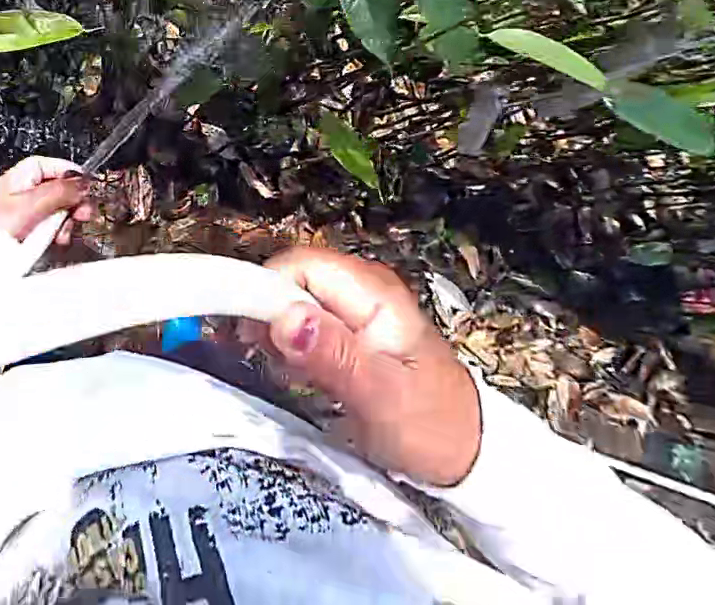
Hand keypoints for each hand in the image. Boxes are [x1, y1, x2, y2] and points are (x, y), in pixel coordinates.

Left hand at [0, 156, 94, 243]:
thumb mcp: (31, 206)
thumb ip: (60, 191)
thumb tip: (83, 182)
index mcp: (15, 180)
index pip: (48, 166)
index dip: (69, 173)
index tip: (86, 184)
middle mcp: (18, 195)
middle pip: (56, 189)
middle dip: (72, 201)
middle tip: (83, 212)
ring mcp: (22, 216)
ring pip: (55, 210)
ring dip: (66, 220)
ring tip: (66, 231)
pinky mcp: (25, 235)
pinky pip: (49, 228)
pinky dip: (57, 233)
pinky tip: (59, 239)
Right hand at [240, 246, 481, 486]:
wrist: (465, 450)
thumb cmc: (430, 424)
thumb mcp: (382, 397)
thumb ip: (334, 356)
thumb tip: (284, 319)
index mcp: (373, 292)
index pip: (303, 265)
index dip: (267, 290)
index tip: (248, 334)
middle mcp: (363, 288)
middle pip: (295, 278)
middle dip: (269, 313)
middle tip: (267, 360)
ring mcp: (357, 308)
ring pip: (296, 300)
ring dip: (278, 332)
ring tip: (287, 373)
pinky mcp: (350, 330)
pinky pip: (306, 323)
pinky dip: (292, 345)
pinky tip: (298, 375)